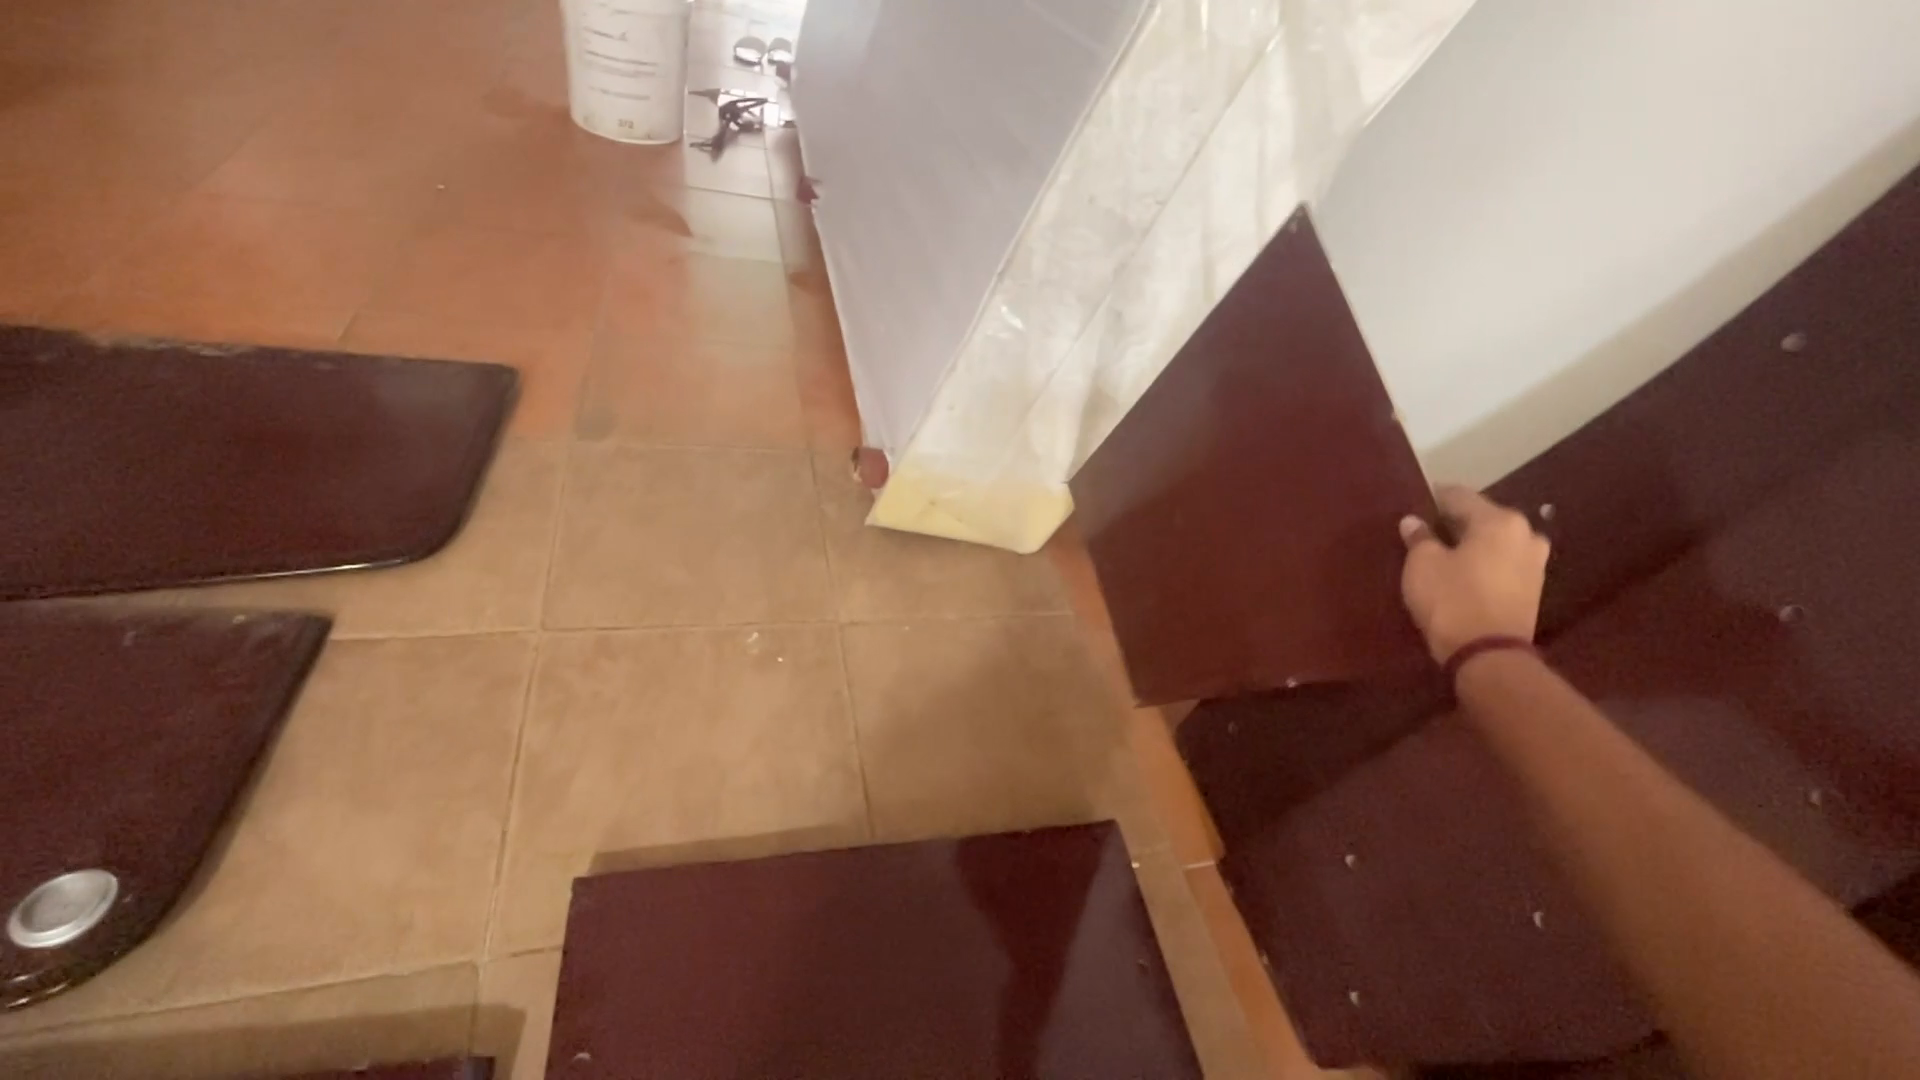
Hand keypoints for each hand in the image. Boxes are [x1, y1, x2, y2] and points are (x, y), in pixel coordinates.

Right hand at [1399, 486, 1550, 663]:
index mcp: (1499, 520)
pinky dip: (1482, 563)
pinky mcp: (1533, 588)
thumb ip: (1419, 537)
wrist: (1488, 654)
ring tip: (1441, 556)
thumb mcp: (1422, 564)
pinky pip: (1501, 563)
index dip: (1431, 498)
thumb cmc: (1451, 599)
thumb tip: (1414, 522)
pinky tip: (1461, 574)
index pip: (1458, 495)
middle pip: (1480, 518)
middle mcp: (1525, 533)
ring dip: (1469, 545)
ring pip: (1493, 542)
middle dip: (1453, 523)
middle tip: (1423, 533)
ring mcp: (1534, 562)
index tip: (1412, 506)